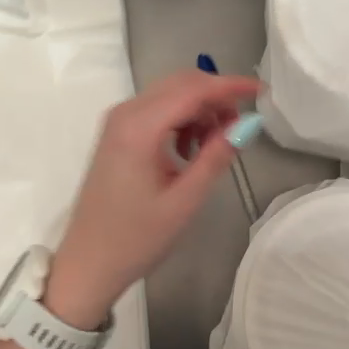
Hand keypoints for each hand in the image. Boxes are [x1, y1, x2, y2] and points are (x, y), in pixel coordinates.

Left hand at [43, 71, 262, 330]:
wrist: (87, 264)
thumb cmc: (135, 239)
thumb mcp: (184, 201)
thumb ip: (215, 157)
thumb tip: (246, 124)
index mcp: (139, 128)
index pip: (193, 90)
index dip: (230, 86)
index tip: (261, 91)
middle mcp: (125, 113)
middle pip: (181, 84)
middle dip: (215, 98)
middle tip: (238, 129)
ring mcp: (118, 121)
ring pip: (170, 94)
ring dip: (199, 110)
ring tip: (213, 147)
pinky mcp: (117, 132)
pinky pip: (157, 109)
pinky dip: (181, 119)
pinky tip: (188, 151)